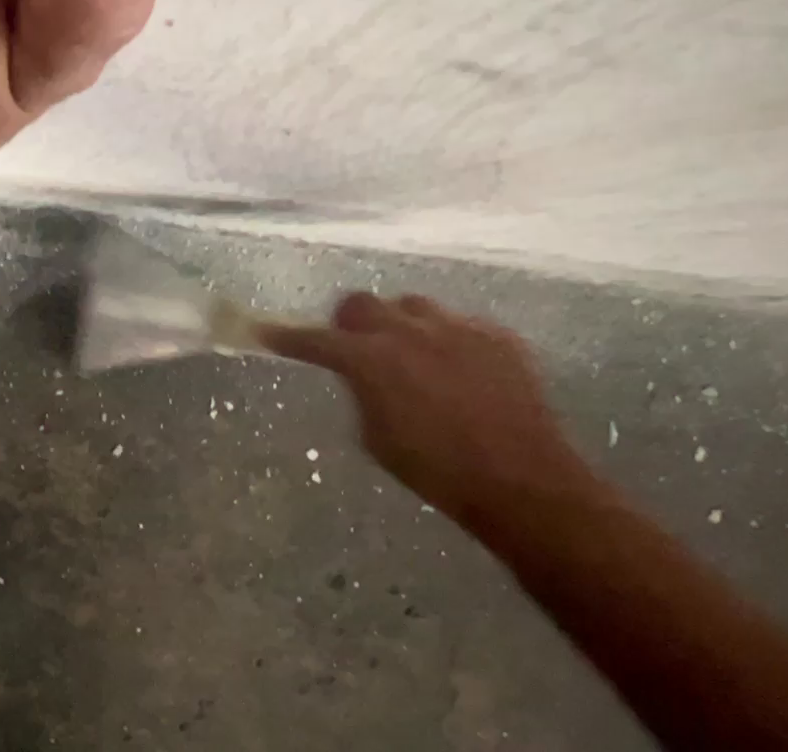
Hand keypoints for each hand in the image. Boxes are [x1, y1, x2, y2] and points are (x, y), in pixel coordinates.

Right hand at [260, 294, 598, 529]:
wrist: (524, 484)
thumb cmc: (436, 470)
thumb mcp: (375, 436)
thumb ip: (360, 392)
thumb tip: (358, 375)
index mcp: (370, 359)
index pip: (313, 339)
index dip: (285, 337)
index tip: (263, 332)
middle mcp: (409, 332)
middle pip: (361, 303)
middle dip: (350, 323)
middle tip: (355, 346)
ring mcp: (458, 329)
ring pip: (412, 305)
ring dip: (401, 325)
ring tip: (411, 353)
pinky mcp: (499, 338)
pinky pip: (460, 324)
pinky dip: (447, 340)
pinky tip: (457, 369)